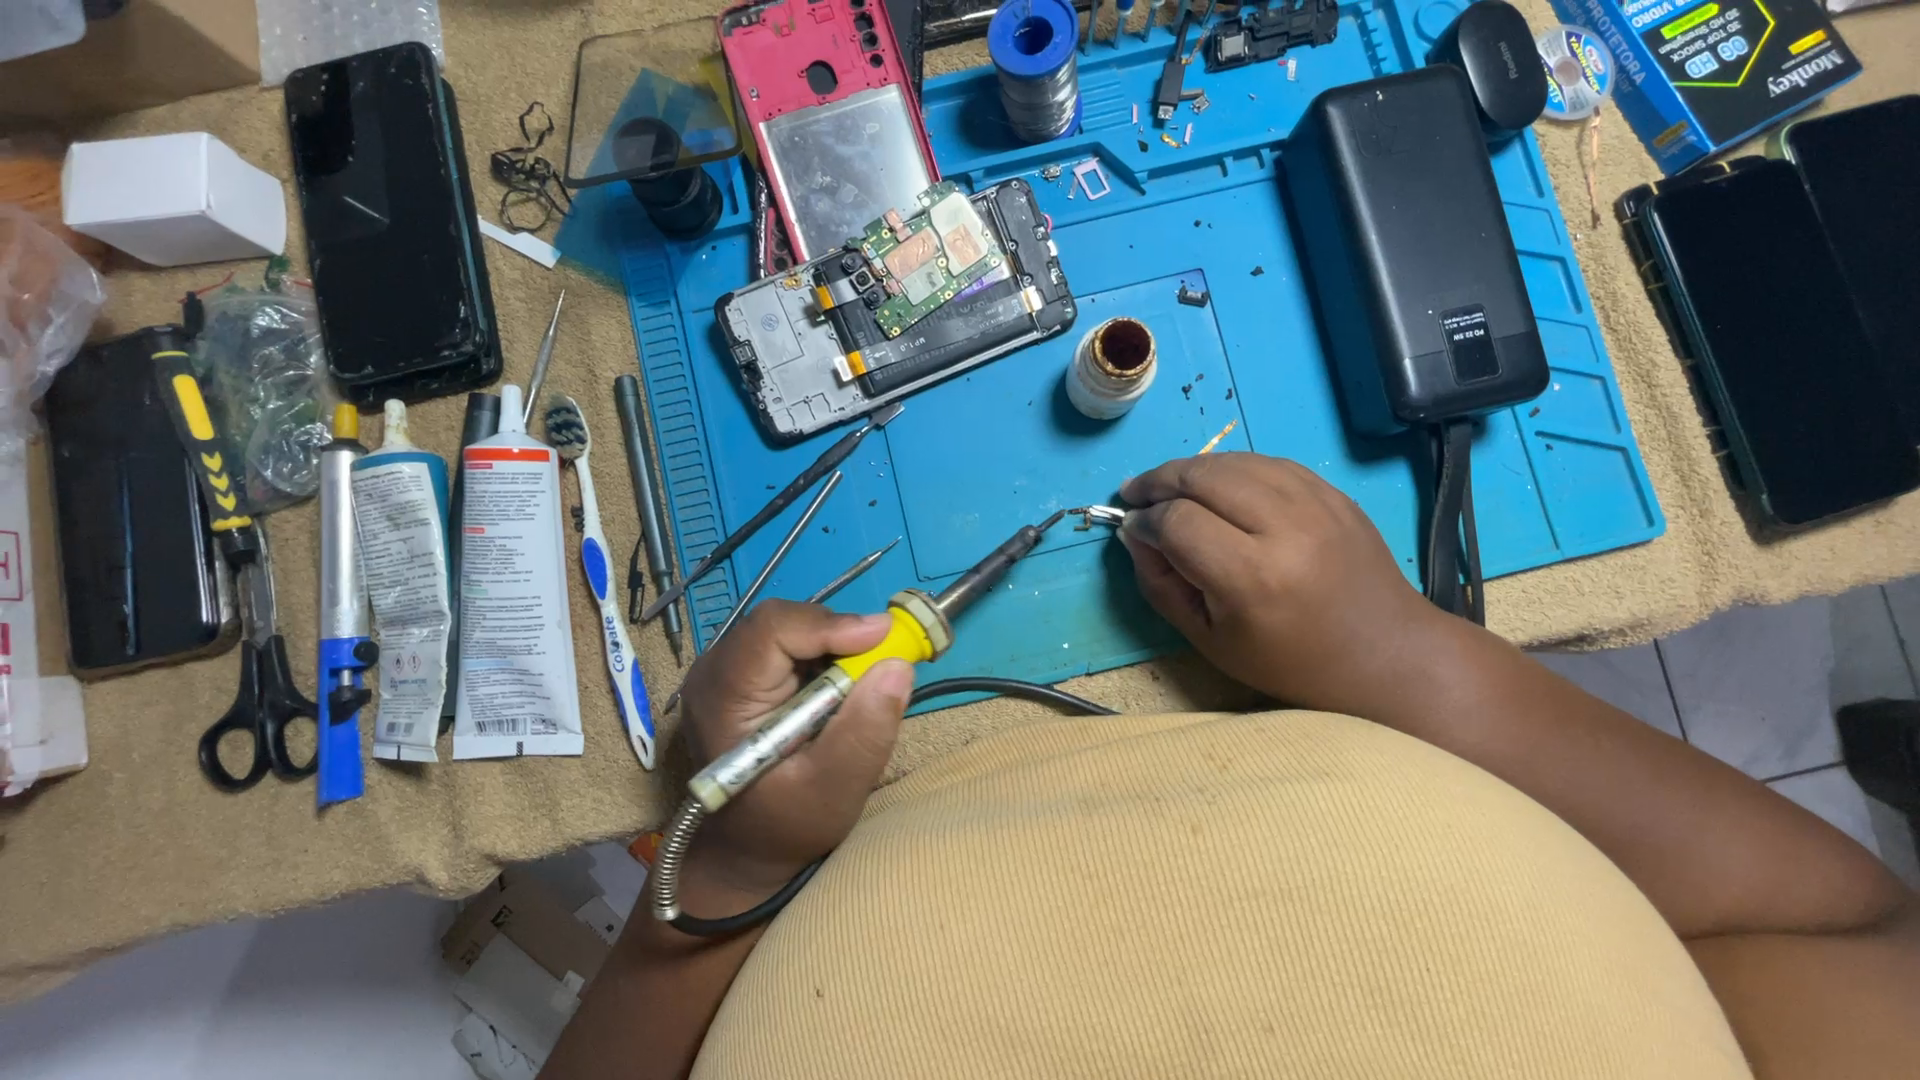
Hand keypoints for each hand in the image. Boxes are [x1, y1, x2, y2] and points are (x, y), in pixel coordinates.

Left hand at [675, 601, 913, 896]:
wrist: (748, 849)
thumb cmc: (786, 826)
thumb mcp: (833, 792)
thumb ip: (863, 733)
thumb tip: (898, 666)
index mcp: (722, 697)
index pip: (772, 630)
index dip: (830, 625)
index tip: (885, 639)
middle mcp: (715, 670)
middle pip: (783, 621)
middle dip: (840, 636)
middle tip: (884, 661)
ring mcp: (726, 668)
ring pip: (791, 627)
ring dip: (836, 646)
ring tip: (863, 682)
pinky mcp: (743, 672)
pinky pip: (791, 642)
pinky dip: (827, 655)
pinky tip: (841, 688)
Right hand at [1118, 453, 1455, 716]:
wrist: (1384, 654)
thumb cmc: (1288, 662)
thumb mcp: (1209, 640)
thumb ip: (1161, 585)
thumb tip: (1135, 533)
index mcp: (1252, 576)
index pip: (1177, 522)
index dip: (1145, 521)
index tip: (1133, 530)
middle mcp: (1284, 528)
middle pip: (1202, 477)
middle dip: (1159, 481)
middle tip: (1136, 493)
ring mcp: (1315, 503)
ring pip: (1234, 461)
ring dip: (1192, 469)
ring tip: (1169, 486)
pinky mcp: (1333, 493)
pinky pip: (1268, 463)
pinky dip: (1232, 469)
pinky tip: (1217, 485)